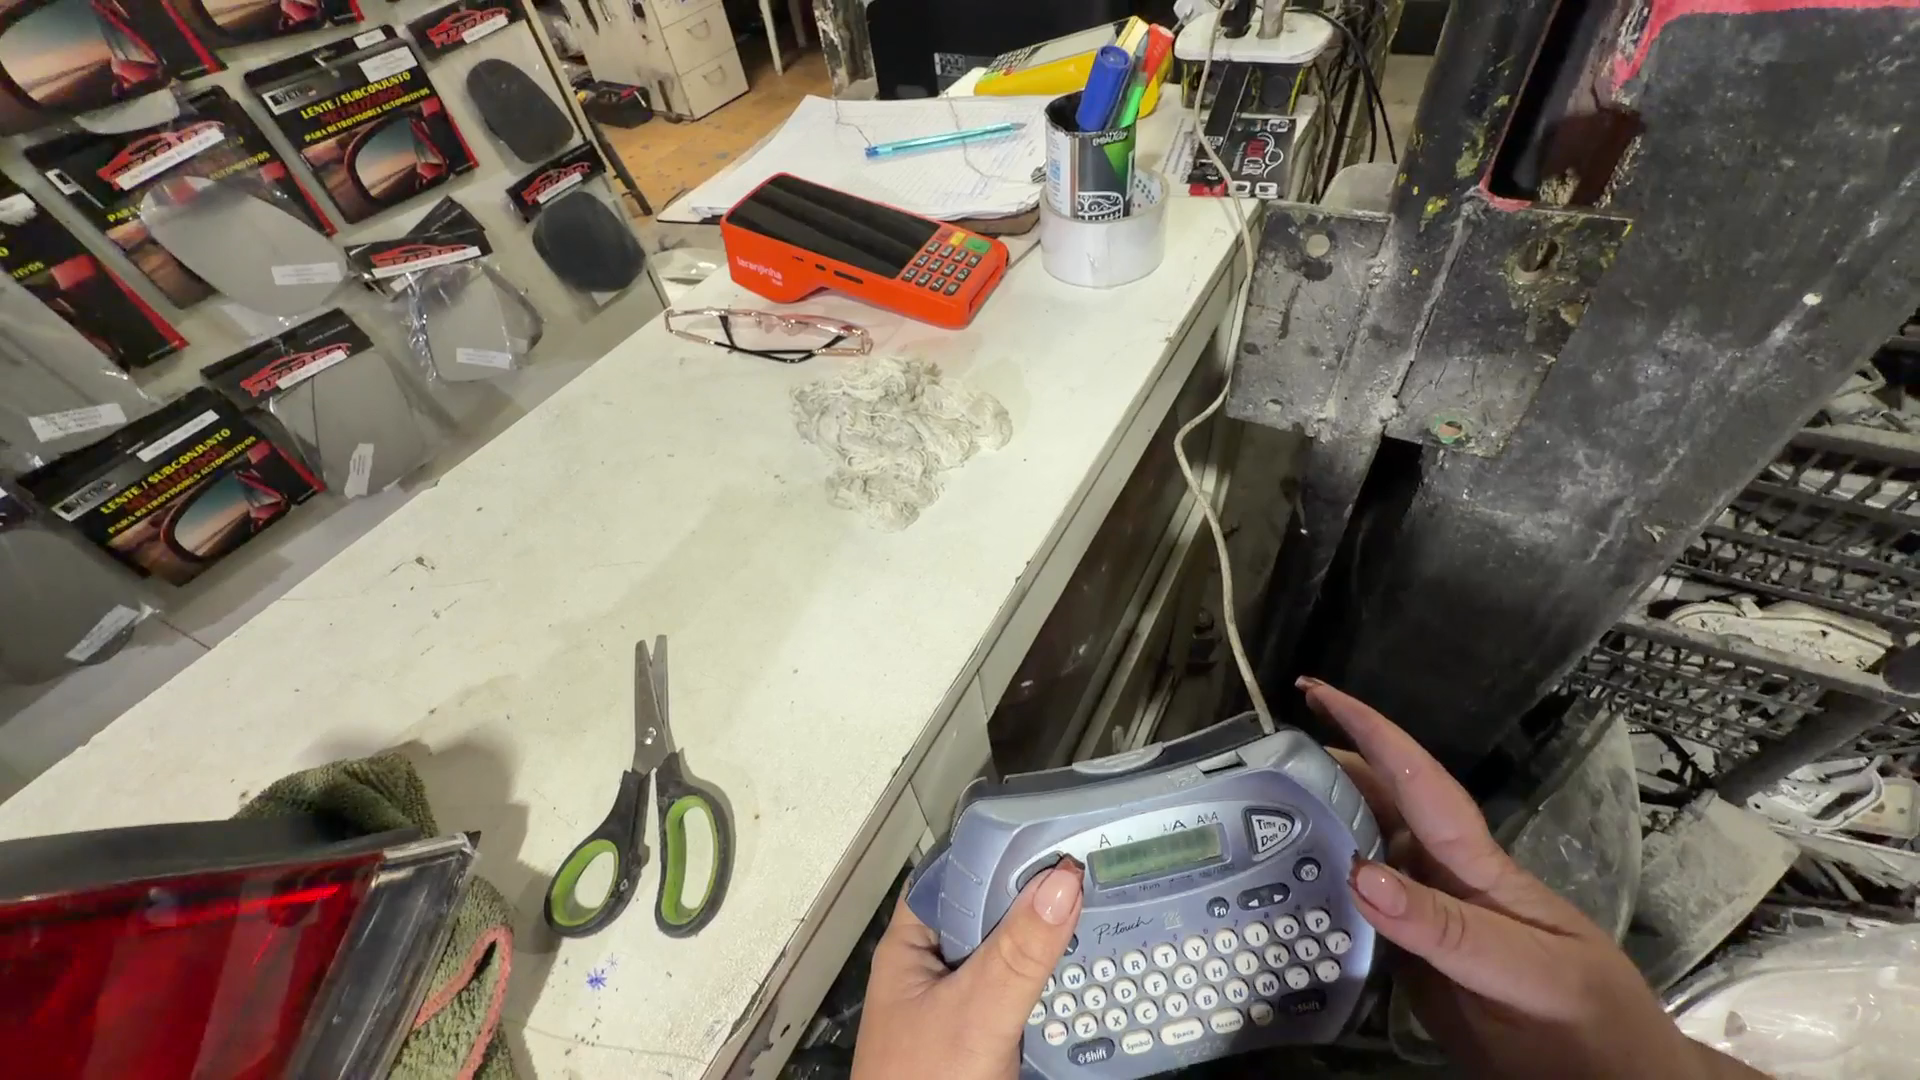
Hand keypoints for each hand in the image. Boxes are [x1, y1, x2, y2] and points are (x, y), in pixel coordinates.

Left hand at [850, 859, 1082, 1079]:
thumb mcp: (976, 1013)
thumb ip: (1018, 950)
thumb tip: (1062, 880)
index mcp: (913, 943)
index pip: (957, 873)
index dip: (1001, 851)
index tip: (1053, 834)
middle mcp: (936, 963)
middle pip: (987, 910)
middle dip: (1031, 893)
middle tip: (1088, 863)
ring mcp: (962, 998)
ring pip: (1009, 949)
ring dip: (1045, 934)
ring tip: (1096, 901)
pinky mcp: (986, 1031)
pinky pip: (1022, 986)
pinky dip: (1050, 975)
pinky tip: (1084, 963)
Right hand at [1300, 678, 1764, 1079]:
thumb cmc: (1591, 1017)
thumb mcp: (1532, 971)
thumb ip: (1446, 927)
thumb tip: (1360, 875)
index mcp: (1470, 858)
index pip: (1413, 777)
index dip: (1367, 728)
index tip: (1314, 690)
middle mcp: (1433, 869)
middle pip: (1369, 801)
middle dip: (1318, 768)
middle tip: (1255, 759)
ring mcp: (1414, 906)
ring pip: (1350, 845)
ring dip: (1307, 823)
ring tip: (1251, 812)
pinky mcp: (1398, 945)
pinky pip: (1345, 898)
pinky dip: (1311, 881)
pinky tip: (1276, 880)